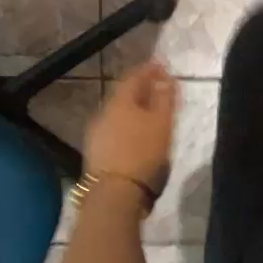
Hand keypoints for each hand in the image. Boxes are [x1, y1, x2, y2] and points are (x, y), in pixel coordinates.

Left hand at [87, 61, 177, 199]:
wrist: (115, 194)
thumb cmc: (144, 152)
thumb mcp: (163, 122)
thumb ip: (166, 97)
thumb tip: (167, 78)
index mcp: (120, 101)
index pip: (135, 76)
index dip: (151, 69)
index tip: (165, 67)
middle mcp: (104, 112)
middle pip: (125, 94)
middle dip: (143, 89)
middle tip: (161, 89)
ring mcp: (97, 133)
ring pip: (119, 112)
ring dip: (135, 108)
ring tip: (152, 113)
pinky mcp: (96, 152)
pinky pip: (115, 128)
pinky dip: (128, 124)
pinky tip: (137, 134)